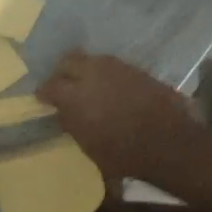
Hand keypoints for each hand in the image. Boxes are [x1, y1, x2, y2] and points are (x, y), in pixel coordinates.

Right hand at [37, 53, 201, 178]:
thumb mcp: (86, 144)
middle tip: (62, 86)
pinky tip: (109, 87)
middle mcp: (93, 74)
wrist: (169, 143)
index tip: (43, 99)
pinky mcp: (137, 70)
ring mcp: (117, 69)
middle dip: (62, 72)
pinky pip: (112, 66)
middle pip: (69, 61)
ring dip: (85, 69)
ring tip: (86, 84)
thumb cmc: (122, 152)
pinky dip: (105, 74)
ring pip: (92, 59)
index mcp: (74, 94)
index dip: (44, 92)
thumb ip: (70, 123)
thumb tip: (62, 112)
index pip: (49, 85)